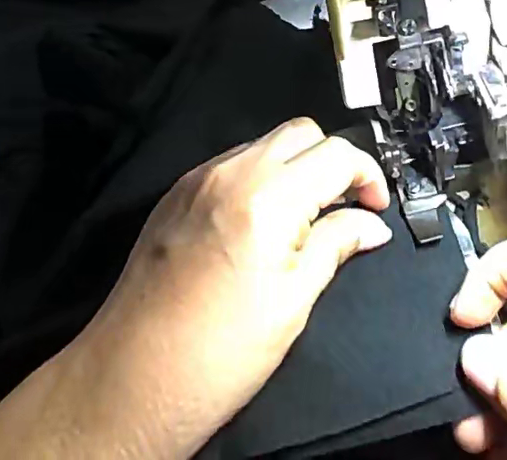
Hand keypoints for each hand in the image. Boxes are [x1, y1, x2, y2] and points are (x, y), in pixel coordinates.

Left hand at [0, 118, 391, 459]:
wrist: (132, 374)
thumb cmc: (220, 353)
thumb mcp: (292, 303)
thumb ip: (335, 247)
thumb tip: (370, 224)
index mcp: (267, 197)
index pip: (335, 153)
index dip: (366, 174)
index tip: (373, 206)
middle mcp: (231, 171)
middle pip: (300, 132)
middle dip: (330, 160)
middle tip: (342, 206)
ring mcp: (198, 176)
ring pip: (264, 142)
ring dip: (294, 165)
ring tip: (302, 218)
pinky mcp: (177, 189)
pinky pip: (232, 161)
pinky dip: (259, 175)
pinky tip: (260, 220)